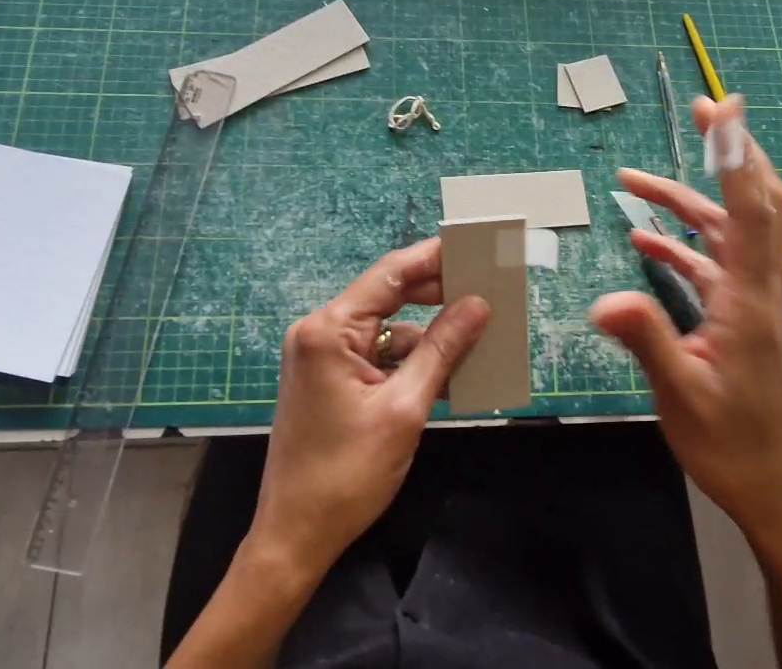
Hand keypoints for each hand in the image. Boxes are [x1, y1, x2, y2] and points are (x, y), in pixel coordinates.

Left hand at [250, 239, 490, 579]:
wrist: (296, 535)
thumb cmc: (347, 474)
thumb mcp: (405, 409)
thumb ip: (442, 350)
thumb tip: (478, 305)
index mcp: (329, 330)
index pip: (389, 275)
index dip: (433, 257)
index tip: (472, 246)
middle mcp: (319, 332)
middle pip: (387, 298)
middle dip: (436, 296)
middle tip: (485, 291)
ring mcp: (320, 357)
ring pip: (386, 331)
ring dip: (426, 339)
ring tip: (476, 341)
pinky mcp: (328, 380)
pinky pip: (376, 357)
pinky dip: (408, 364)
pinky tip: (446, 376)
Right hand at [590, 95, 781, 540]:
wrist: (774, 486)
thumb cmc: (731, 443)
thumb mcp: (682, 394)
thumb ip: (648, 341)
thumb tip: (605, 299)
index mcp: (748, 297)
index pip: (750, 208)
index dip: (737, 154)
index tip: (724, 109)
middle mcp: (757, 287)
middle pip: (757, 202)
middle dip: (732, 153)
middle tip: (705, 113)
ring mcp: (750, 300)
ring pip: (727, 230)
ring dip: (687, 200)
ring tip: (634, 179)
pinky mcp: (739, 316)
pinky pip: (712, 264)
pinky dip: (681, 244)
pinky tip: (644, 240)